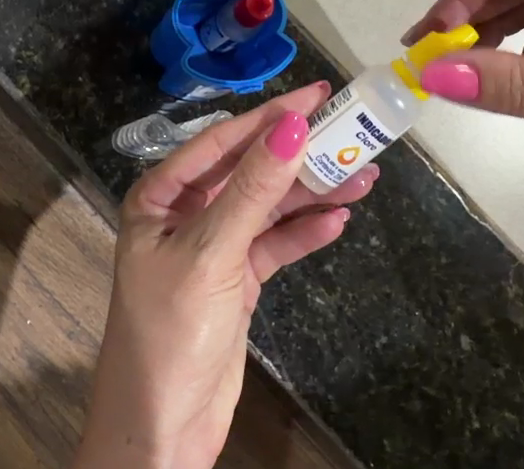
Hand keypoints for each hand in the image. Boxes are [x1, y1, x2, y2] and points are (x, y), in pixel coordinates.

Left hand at [74, 85, 378, 468]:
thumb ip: (251, 191)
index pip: (221, 141)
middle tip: (350, 129)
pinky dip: (304, 232)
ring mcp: (212, 245)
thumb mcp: (210, 253)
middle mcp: (185, 212)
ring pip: (268, 207)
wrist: (160, 428)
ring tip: (363, 173)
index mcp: (160, 195)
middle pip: (249, 170)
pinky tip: (338, 219)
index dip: (268, 116)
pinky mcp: (235, 279)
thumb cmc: (169, 331)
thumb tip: (291, 127)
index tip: (315, 95)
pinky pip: (274, 244)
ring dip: (312, 192)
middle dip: (297, 153)